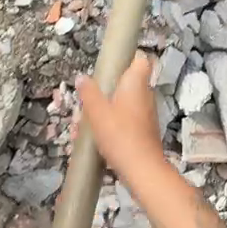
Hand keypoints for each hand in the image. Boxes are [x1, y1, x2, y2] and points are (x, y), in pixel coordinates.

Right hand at [75, 54, 165, 175]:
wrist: (141, 169)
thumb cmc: (119, 134)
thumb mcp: (97, 112)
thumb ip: (88, 93)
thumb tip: (82, 77)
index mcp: (136, 83)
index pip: (140, 59)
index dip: (127, 58)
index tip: (109, 66)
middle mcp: (144, 95)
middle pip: (124, 84)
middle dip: (102, 92)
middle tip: (85, 104)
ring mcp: (145, 113)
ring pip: (120, 104)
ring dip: (101, 112)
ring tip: (81, 127)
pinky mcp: (143, 130)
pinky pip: (123, 120)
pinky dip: (108, 126)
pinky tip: (90, 139)